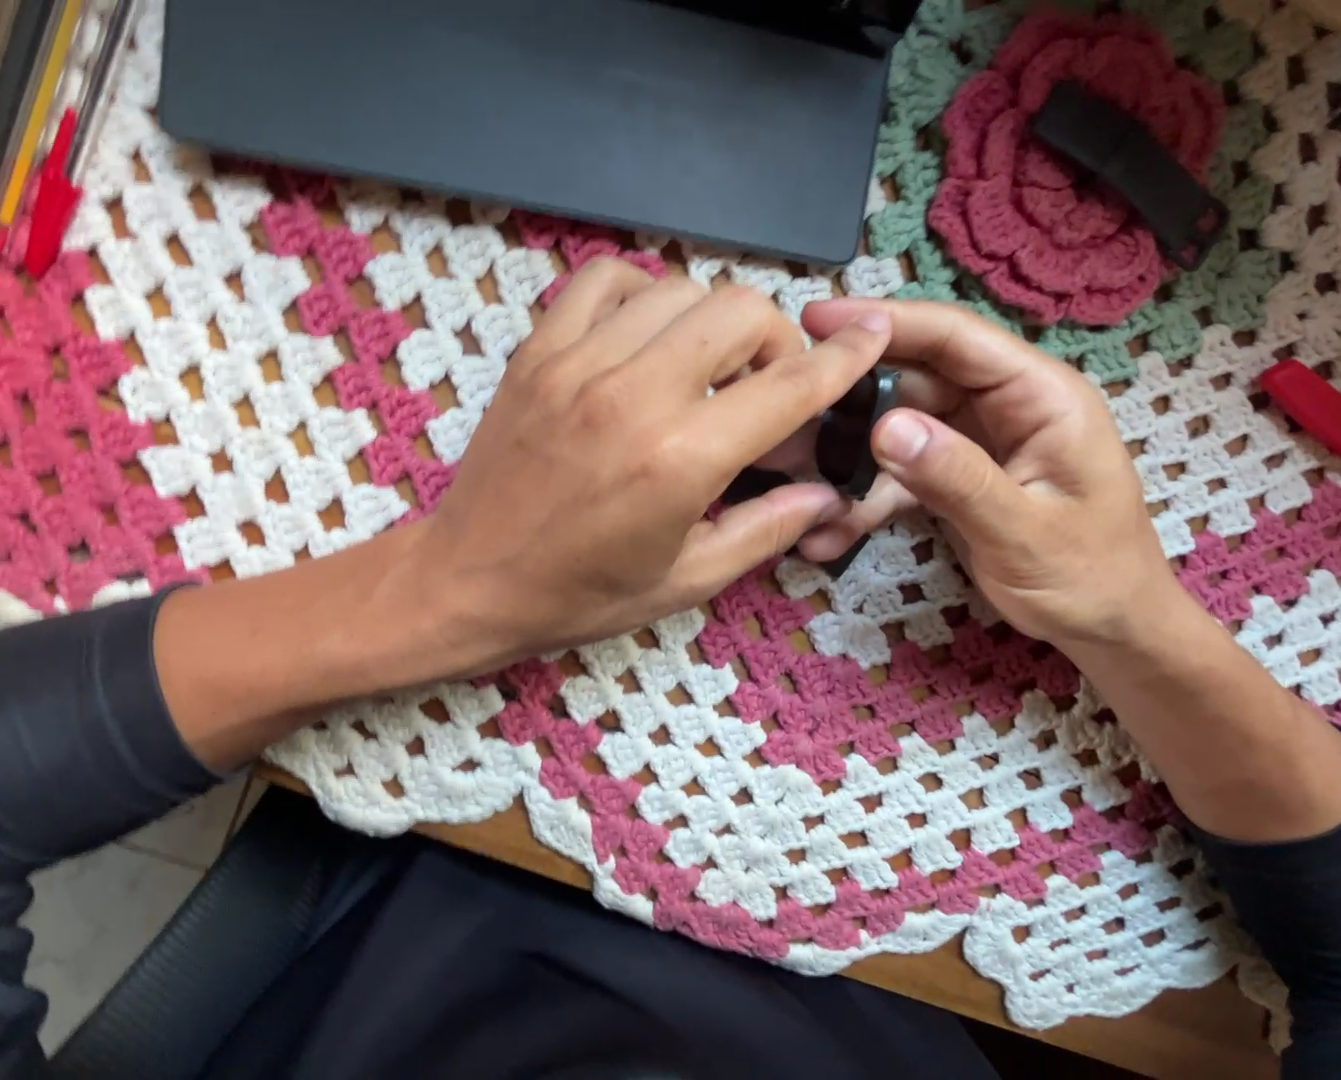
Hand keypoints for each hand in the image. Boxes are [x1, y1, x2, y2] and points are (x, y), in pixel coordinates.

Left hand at [410, 258, 890, 665]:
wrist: (469, 580)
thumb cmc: (580, 593)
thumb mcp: (686, 580)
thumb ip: (767, 529)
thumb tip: (827, 493)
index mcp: (680, 460)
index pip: (788, 385)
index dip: (844, 356)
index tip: (871, 335)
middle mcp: (634, 395)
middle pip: (740, 311)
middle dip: (775, 341)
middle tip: (763, 386)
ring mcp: (578, 363)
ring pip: (679, 288)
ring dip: (712, 319)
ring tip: (705, 366)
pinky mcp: (537, 350)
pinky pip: (604, 279)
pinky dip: (642, 293)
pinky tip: (644, 335)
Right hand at [796, 298, 1183, 645]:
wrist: (1108, 629)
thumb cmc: (1088, 577)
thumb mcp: (1025, 532)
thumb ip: (958, 478)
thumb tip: (885, 427)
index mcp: (1040, 396)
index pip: (956, 339)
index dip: (887, 323)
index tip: (817, 318)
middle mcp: (1005, 406)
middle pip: (916, 377)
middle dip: (853, 390)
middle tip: (788, 403)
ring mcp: (977, 442)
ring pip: (899, 424)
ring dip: (849, 450)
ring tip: (794, 470)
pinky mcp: (956, 476)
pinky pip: (901, 472)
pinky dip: (866, 497)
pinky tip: (828, 530)